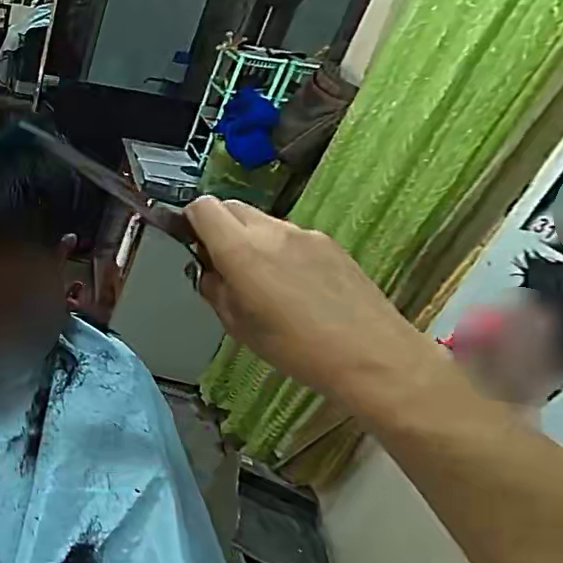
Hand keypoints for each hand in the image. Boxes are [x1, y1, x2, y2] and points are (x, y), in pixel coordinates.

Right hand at [185, 196, 445, 413]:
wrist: (372, 355)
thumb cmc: (297, 350)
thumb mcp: (239, 327)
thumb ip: (215, 290)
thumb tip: (208, 271)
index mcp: (241, 250)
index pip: (203, 207)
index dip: (190, 220)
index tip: (192, 243)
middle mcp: (270, 231)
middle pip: (230, 207)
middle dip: (218, 227)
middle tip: (222, 262)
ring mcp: (303, 232)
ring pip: (261, 220)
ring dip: (250, 238)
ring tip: (263, 280)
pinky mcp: (328, 241)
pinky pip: (290, 234)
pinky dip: (279, 248)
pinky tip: (295, 285)